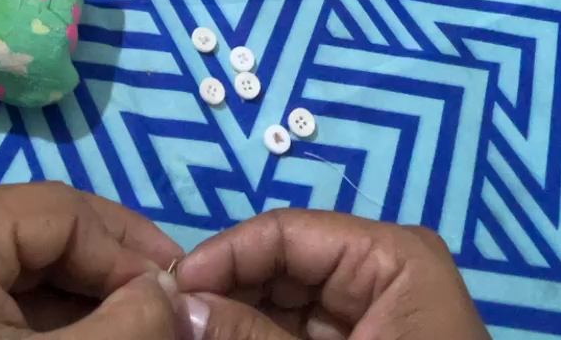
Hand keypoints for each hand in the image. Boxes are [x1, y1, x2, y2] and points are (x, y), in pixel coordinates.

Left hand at [0, 182, 186, 339]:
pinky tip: (88, 331)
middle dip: (108, 270)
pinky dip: (42, 312)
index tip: (182, 288)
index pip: (61, 213)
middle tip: (169, 301)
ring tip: (137, 318)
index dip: (129, 250)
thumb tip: (176, 291)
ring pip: (21, 259)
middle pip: (40, 230)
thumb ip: (127, 326)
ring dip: (81, 292)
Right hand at [174, 210, 489, 339]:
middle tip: (172, 317)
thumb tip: (175, 304)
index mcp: (390, 256)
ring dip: (235, 319)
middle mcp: (379, 273)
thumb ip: (251, 338)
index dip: (225, 254)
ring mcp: (370, 314)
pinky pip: (296, 335)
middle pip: (281, 266)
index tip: (170, 287)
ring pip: (281, 303)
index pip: (288, 231)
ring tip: (189, 329)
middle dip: (226, 292)